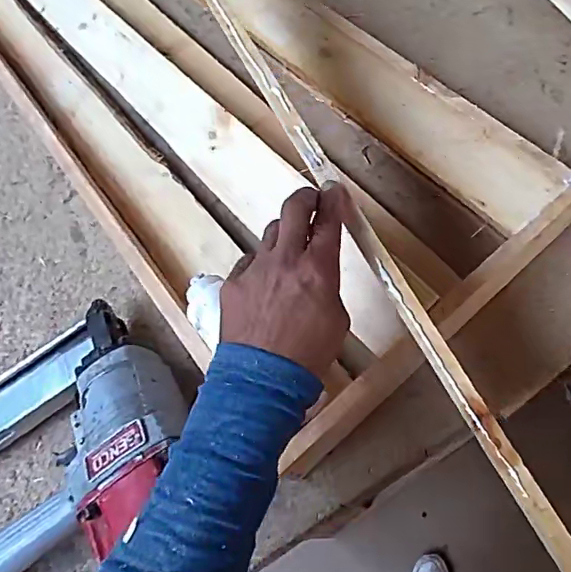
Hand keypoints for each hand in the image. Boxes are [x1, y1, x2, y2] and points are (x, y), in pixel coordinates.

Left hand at [220, 184, 350, 375]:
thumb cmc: (309, 354)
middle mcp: (286, 261)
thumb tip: (320, 274)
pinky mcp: (234, 283)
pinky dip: (262, 265)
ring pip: (271, 233)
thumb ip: (328, 284)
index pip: (329, 220)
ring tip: (290, 249)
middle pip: (293, 208)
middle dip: (305, 197)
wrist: (263, 379)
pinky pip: (251, 261)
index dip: (334, 201)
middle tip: (312, 199)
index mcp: (318, 269)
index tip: (335, 192)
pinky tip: (267, 284)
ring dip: (285, 234)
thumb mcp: (337, 317)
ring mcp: (255, 269)